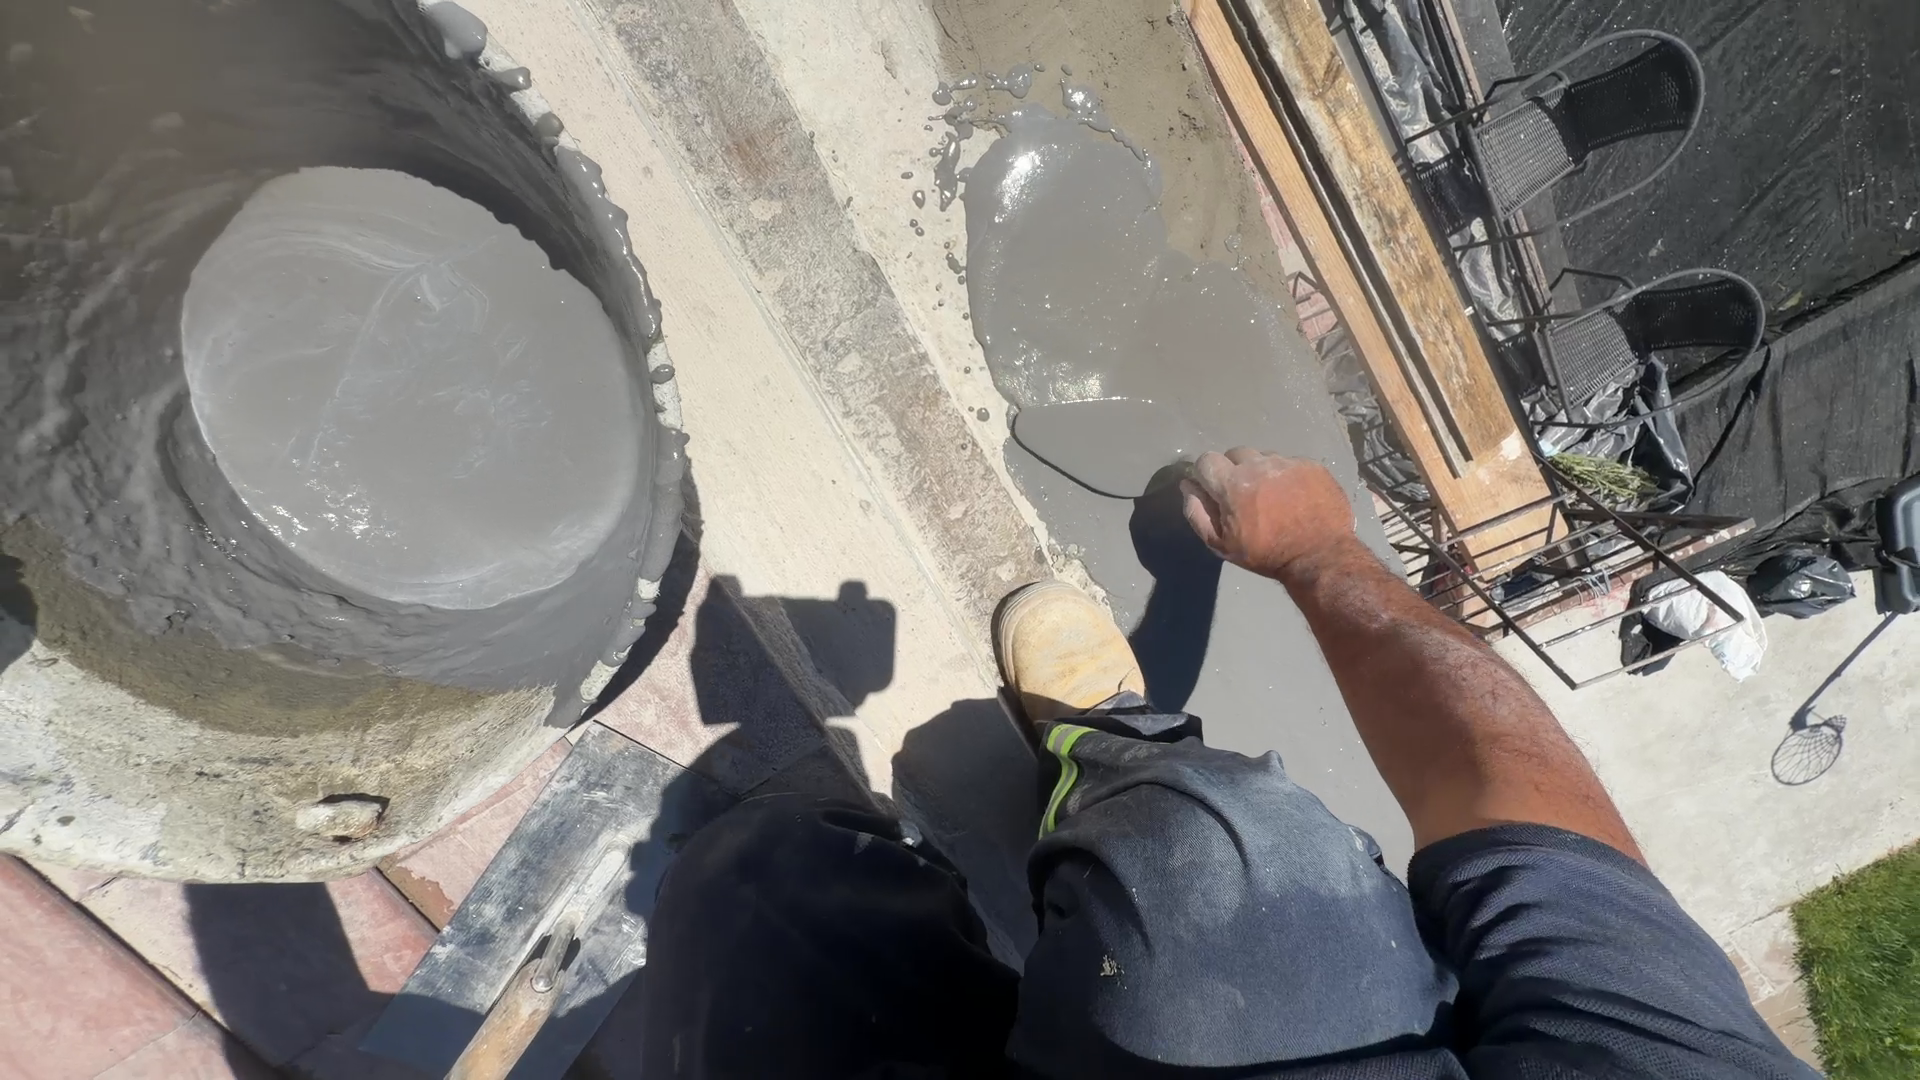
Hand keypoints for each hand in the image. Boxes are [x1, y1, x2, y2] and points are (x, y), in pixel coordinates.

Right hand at [1179, 449, 1355, 579]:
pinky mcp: (1311, 465)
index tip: (1214, 490)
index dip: (1206, 474)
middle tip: (1243, 494)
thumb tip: (1188, 486)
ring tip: (1271, 496)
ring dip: (1260, 471)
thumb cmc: (1265, 554)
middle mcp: (1258, 465)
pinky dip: (1285, 475)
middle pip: (1235, 453)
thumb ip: (1197, 512)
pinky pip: (1289, 462)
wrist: (1319, 556)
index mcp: (1232, 483)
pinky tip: (1293, 496)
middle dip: (1233, 470)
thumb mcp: (1220, 544)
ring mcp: (1287, 462)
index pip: (1206, 460)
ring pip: (1263, 456)